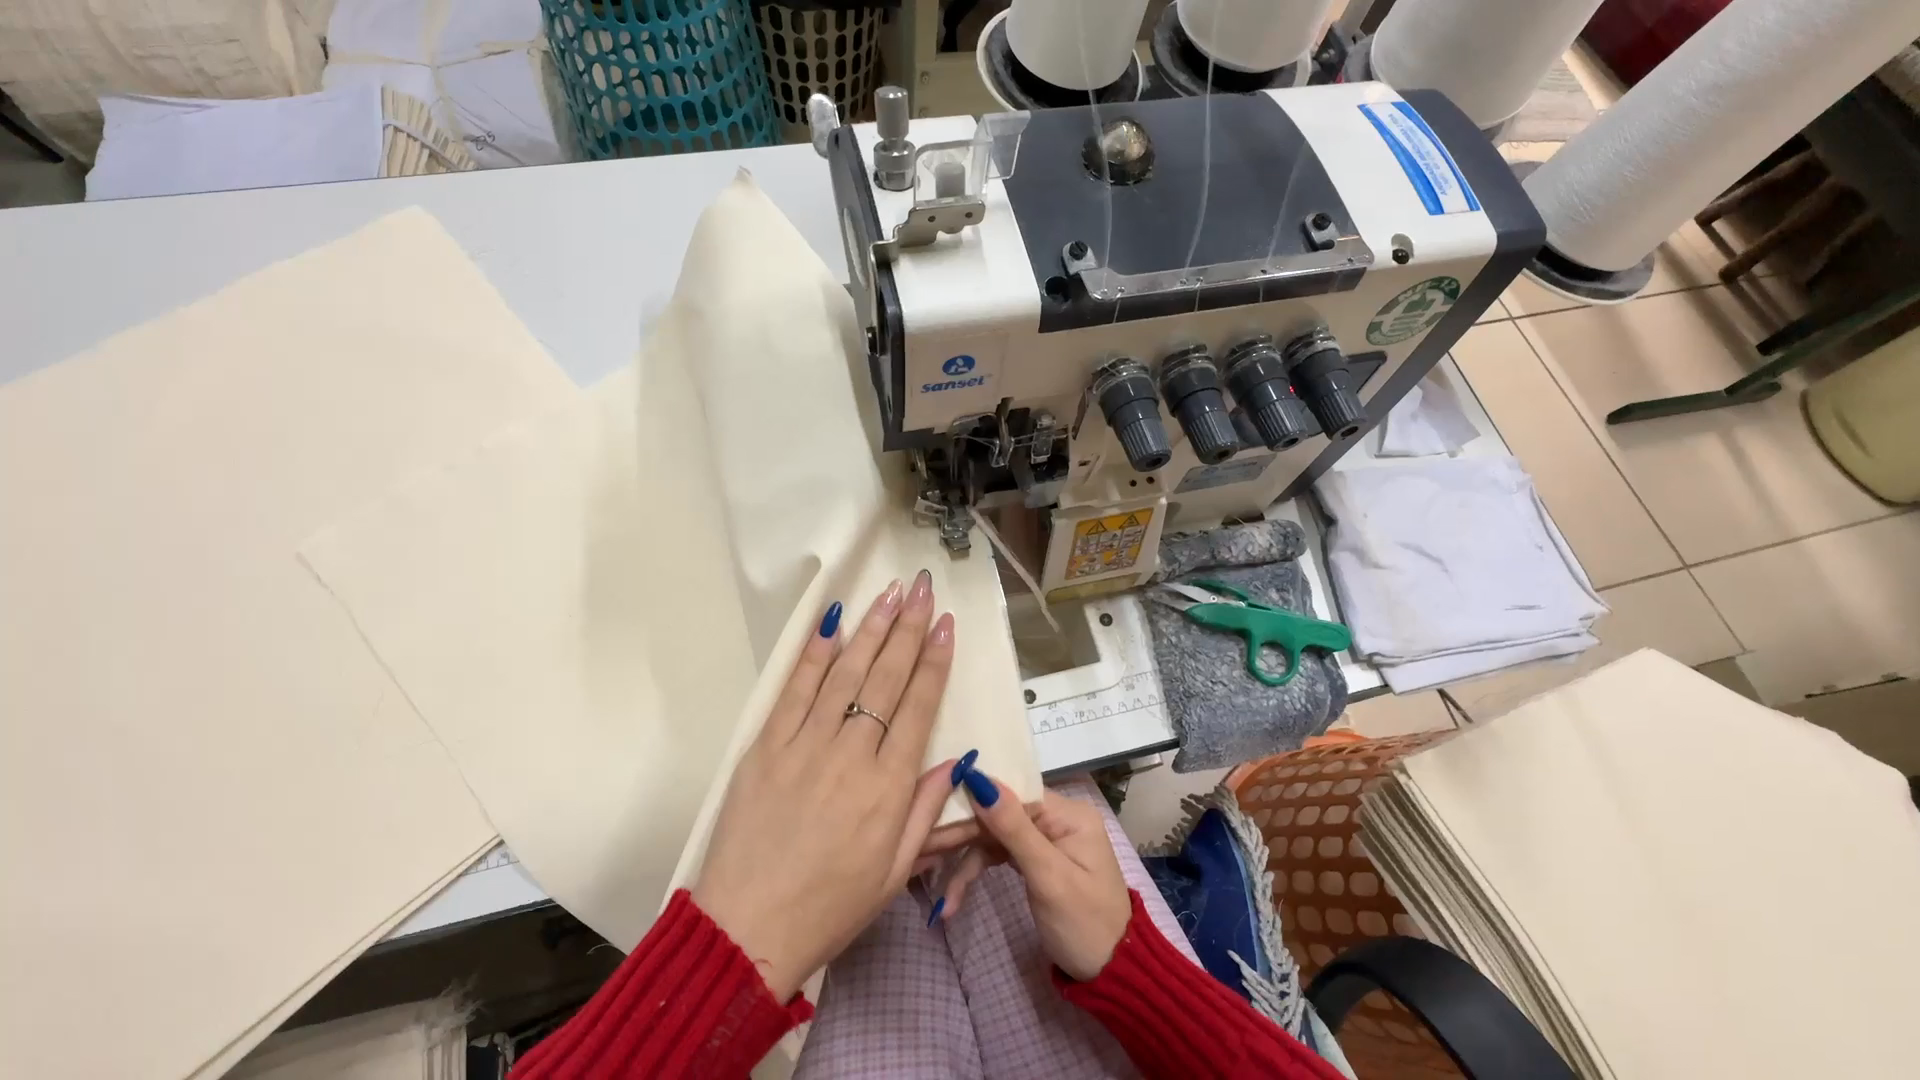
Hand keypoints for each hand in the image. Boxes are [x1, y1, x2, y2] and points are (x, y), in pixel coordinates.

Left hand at [693, 571, 961, 999]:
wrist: (748, 929)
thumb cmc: (830, 907)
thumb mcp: (895, 871)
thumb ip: (924, 811)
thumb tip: (953, 761)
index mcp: (889, 787)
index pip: (919, 706)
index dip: (934, 660)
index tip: (946, 624)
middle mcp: (852, 755)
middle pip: (886, 678)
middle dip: (908, 628)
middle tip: (922, 587)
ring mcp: (804, 746)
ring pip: (844, 674)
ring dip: (869, 629)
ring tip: (889, 594)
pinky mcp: (765, 747)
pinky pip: (793, 691)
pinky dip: (812, 654)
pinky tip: (830, 623)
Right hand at [940, 770, 1132, 980]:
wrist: (1113, 974)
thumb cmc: (1085, 925)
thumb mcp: (1049, 878)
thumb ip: (1014, 829)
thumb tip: (980, 780)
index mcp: (1068, 813)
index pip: (1011, 794)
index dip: (973, 802)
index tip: (934, 815)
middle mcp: (1057, 818)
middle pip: (999, 813)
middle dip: (962, 836)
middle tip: (924, 855)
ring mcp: (1046, 839)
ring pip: (993, 836)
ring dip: (964, 861)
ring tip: (940, 894)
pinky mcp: (1035, 859)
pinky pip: (998, 854)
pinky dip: (976, 872)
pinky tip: (953, 899)